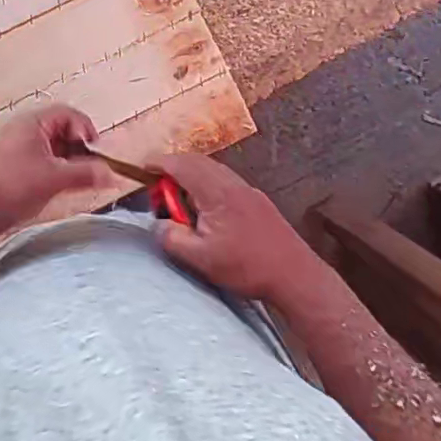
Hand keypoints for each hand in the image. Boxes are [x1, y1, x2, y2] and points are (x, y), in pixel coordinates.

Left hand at [0, 104, 106, 235]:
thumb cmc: (12, 188)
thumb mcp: (56, 179)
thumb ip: (87, 173)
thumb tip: (113, 174)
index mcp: (32, 123)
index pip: (68, 114)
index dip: (86, 131)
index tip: (97, 154)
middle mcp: (23, 130)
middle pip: (61, 130)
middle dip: (80, 149)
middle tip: (91, 170)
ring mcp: (16, 148)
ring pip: (52, 148)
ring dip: (69, 162)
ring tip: (78, 182)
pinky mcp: (12, 167)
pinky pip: (41, 161)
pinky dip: (55, 171)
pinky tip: (60, 188)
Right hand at [148, 153, 329, 309]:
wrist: (297, 278)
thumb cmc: (248, 268)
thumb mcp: (199, 258)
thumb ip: (171, 237)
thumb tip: (158, 225)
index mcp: (217, 193)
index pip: (182, 165)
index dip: (159, 164)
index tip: (143, 168)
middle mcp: (234, 185)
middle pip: (198, 162)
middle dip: (173, 168)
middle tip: (158, 188)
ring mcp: (249, 192)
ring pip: (213, 171)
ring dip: (191, 178)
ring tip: (179, 203)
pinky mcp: (258, 203)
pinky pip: (225, 182)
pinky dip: (206, 185)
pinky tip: (205, 211)